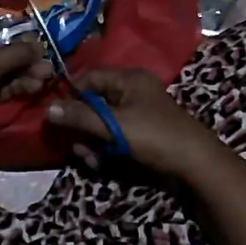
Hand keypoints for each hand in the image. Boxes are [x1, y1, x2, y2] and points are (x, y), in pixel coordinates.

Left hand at [0, 26, 51, 151]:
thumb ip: (17, 52)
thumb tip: (41, 45)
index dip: (12, 26)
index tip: (36, 29)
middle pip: (1, 47)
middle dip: (25, 53)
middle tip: (47, 56)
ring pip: (7, 68)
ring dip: (27, 70)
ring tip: (46, 74)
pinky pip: (7, 85)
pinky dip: (21, 84)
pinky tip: (37, 85)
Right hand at [45, 69, 227, 180]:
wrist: (197, 166)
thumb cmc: (155, 137)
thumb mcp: (113, 125)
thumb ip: (79, 116)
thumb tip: (48, 109)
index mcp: (128, 79)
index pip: (88, 78)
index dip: (70, 96)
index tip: (57, 117)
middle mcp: (132, 91)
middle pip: (93, 102)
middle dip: (81, 126)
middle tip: (77, 147)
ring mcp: (138, 112)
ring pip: (101, 122)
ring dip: (91, 141)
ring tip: (92, 160)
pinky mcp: (142, 133)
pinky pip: (114, 134)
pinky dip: (106, 148)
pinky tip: (102, 163)